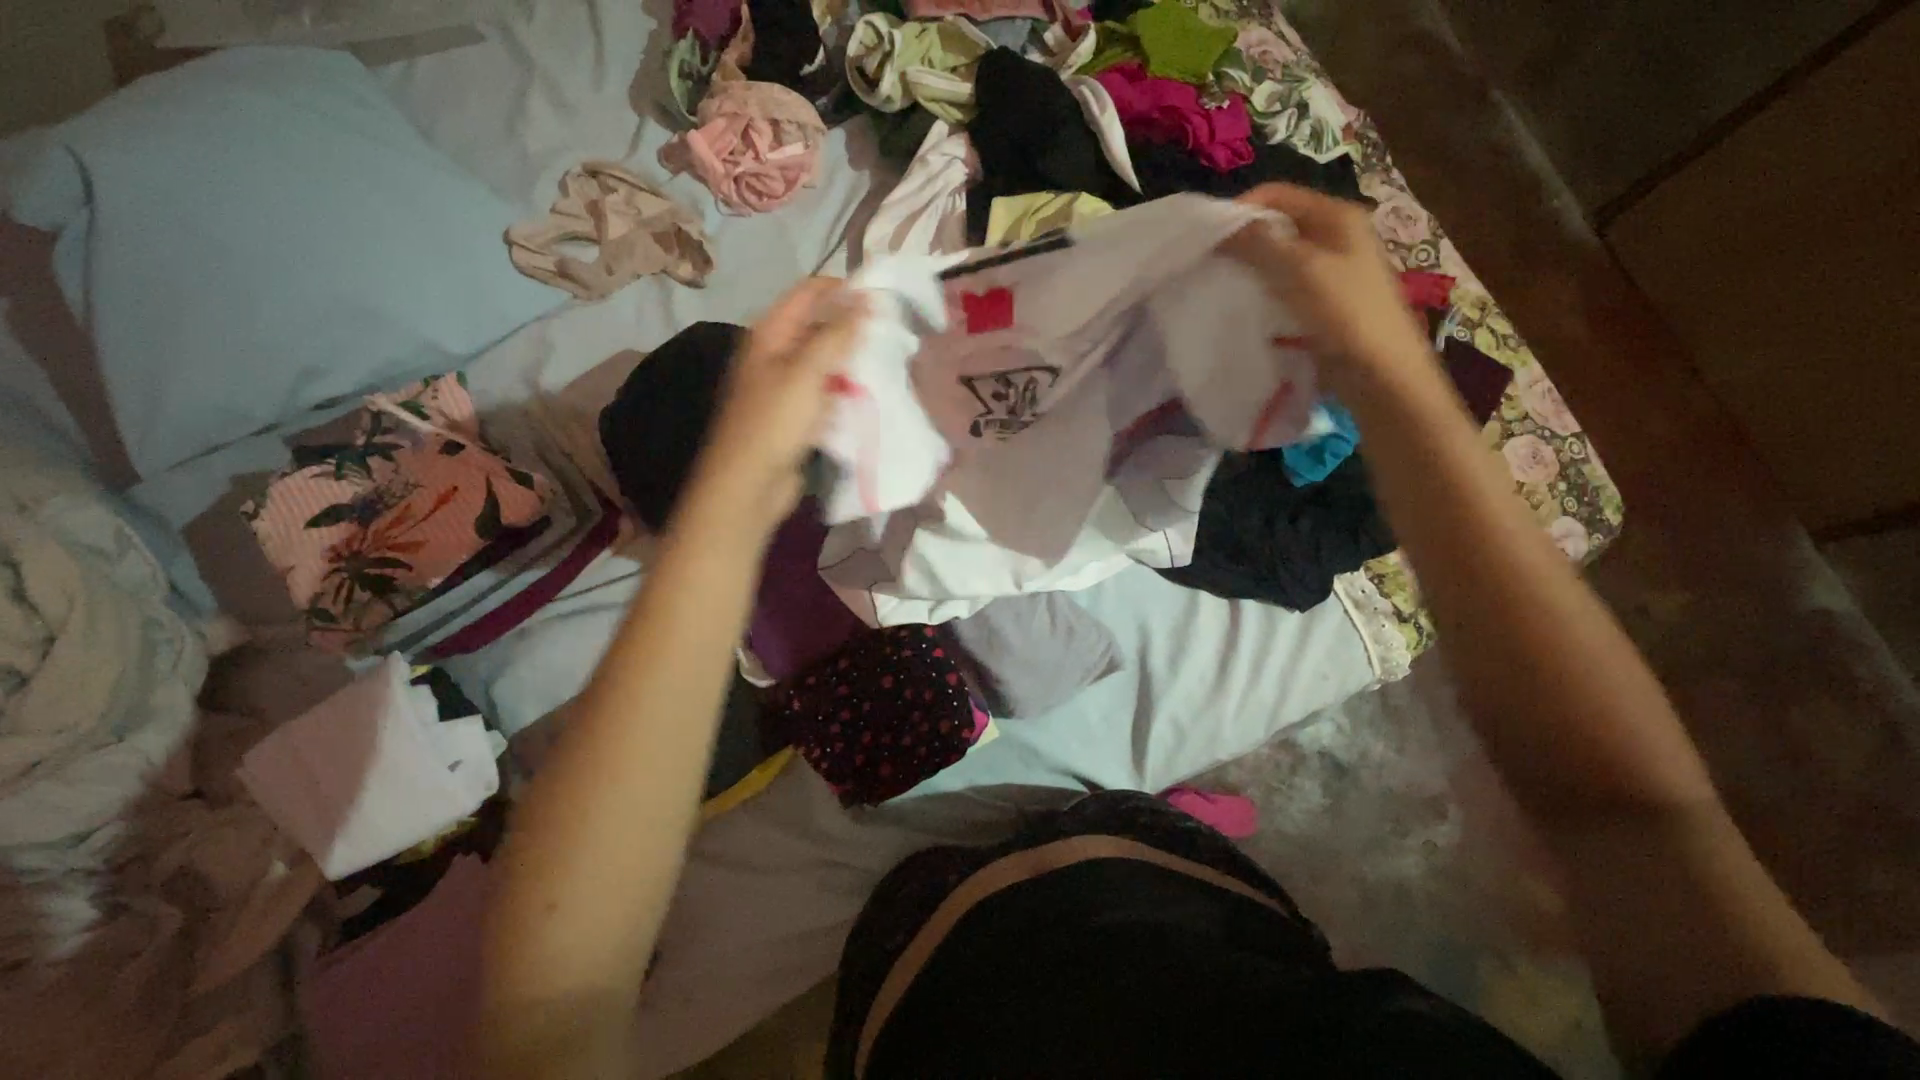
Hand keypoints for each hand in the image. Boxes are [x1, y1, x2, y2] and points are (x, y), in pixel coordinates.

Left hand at [684, 278, 864, 531]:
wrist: (749, 485)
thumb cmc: (774, 424)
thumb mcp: (807, 372)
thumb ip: (838, 334)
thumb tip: (868, 299)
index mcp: (771, 333)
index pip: (811, 291)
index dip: (845, 290)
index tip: (884, 301)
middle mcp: (776, 352)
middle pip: (821, 325)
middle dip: (855, 329)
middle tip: (892, 336)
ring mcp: (786, 384)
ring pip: (828, 361)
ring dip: (854, 362)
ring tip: (888, 364)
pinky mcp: (796, 414)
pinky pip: (827, 392)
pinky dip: (846, 391)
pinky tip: (870, 396)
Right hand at [1225, 183, 1433, 395]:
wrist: (1380, 373)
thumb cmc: (1346, 313)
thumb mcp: (1300, 270)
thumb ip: (1259, 243)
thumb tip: (1222, 226)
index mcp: (1337, 216)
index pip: (1278, 194)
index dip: (1241, 208)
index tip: (1208, 235)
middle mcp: (1334, 236)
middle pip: (1277, 225)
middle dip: (1243, 240)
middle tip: (1211, 261)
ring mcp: (1330, 270)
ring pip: (1278, 258)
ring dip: (1251, 269)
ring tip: (1222, 283)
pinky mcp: (1322, 302)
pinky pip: (1284, 287)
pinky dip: (1263, 291)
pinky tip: (1245, 306)